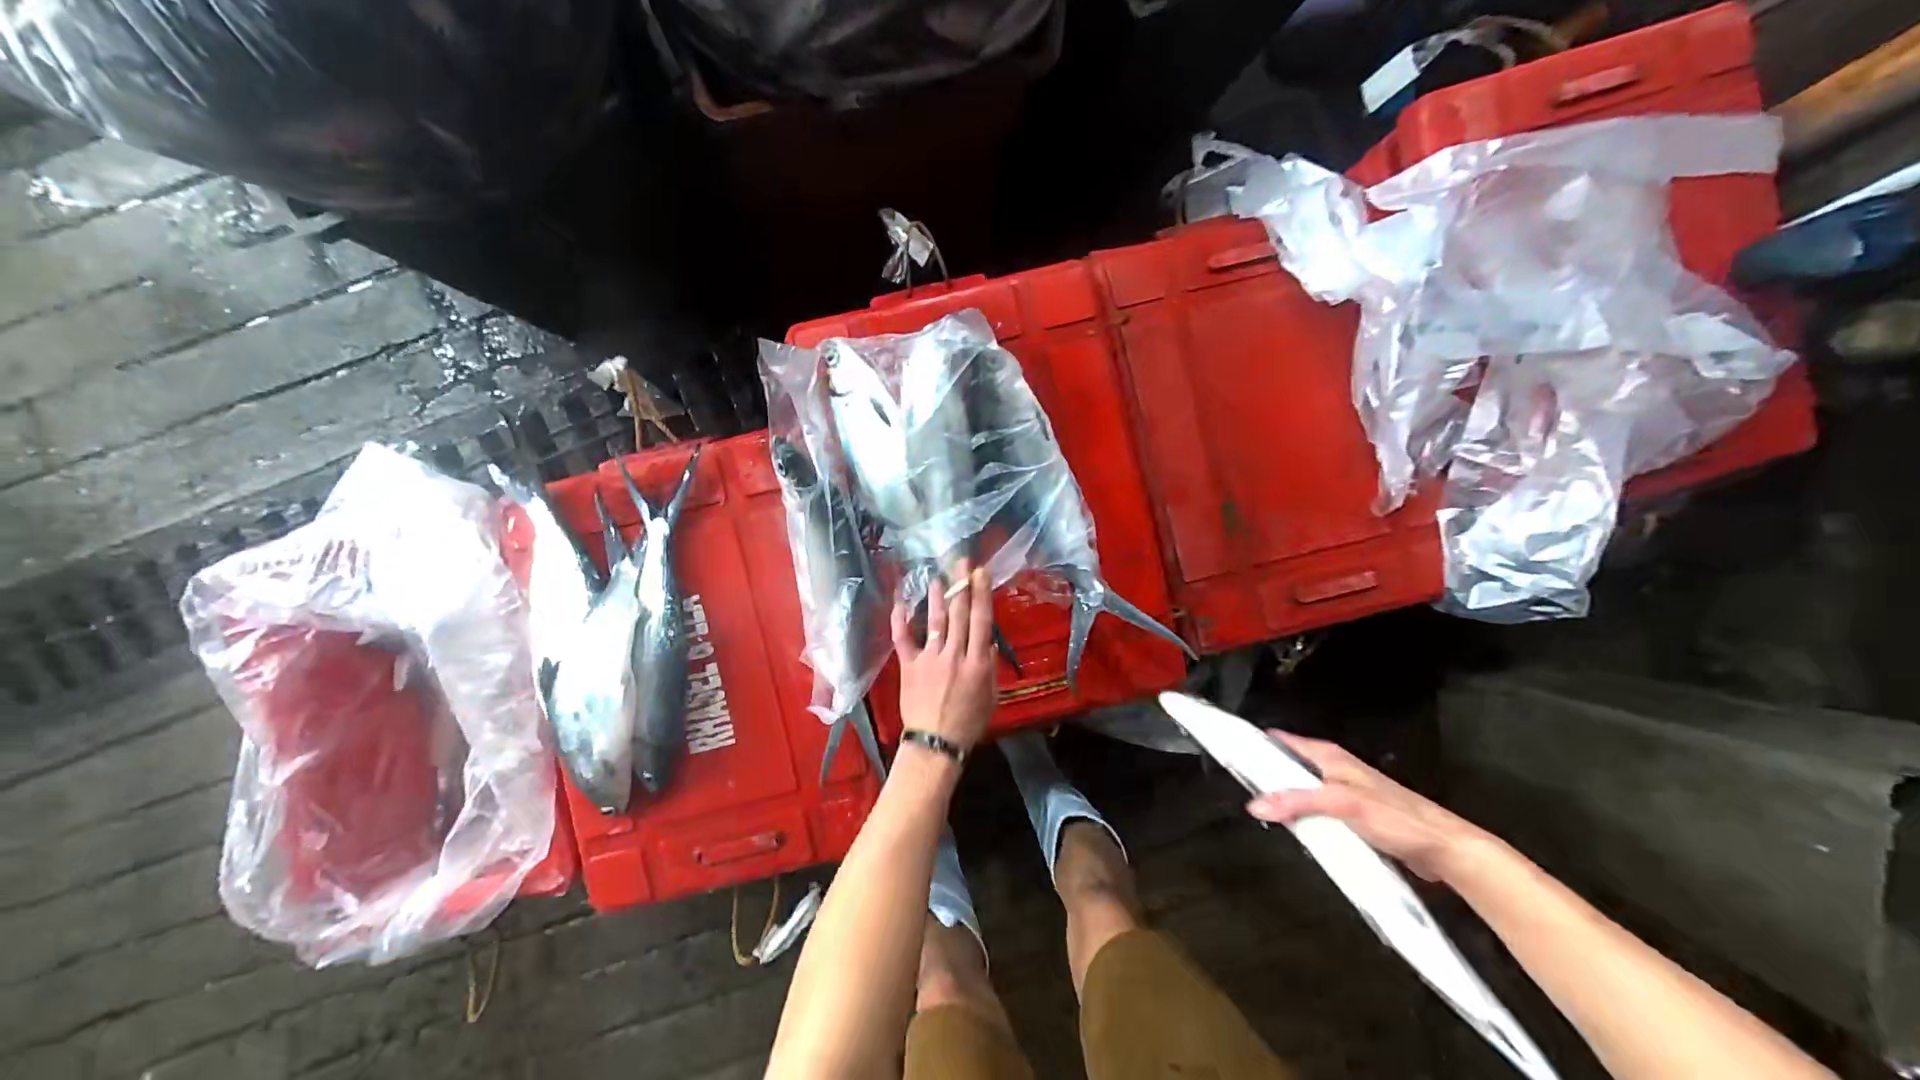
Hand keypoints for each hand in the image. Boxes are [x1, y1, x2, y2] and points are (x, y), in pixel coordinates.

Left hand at [892, 565, 996, 751]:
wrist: (936, 743)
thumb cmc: (969, 722)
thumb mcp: (991, 695)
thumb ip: (989, 666)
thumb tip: (985, 639)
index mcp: (977, 662)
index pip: (981, 619)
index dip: (981, 592)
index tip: (980, 571)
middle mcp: (954, 654)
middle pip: (959, 613)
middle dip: (961, 584)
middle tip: (960, 562)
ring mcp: (929, 658)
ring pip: (934, 620)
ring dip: (936, 597)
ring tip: (937, 577)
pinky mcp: (909, 666)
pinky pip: (903, 639)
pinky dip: (900, 620)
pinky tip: (900, 603)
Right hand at [1245, 732, 1492, 882]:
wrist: (1443, 850)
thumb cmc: (1399, 819)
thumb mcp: (1342, 804)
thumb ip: (1299, 802)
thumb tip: (1256, 804)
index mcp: (1329, 756)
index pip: (1282, 741)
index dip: (1256, 743)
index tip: (1230, 750)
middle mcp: (1333, 769)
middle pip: (1287, 767)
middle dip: (1265, 776)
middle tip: (1242, 789)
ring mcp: (1341, 793)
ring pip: (1300, 791)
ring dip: (1284, 801)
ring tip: (1262, 811)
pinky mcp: (1350, 816)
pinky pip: (1314, 812)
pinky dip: (1302, 818)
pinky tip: (1296, 831)